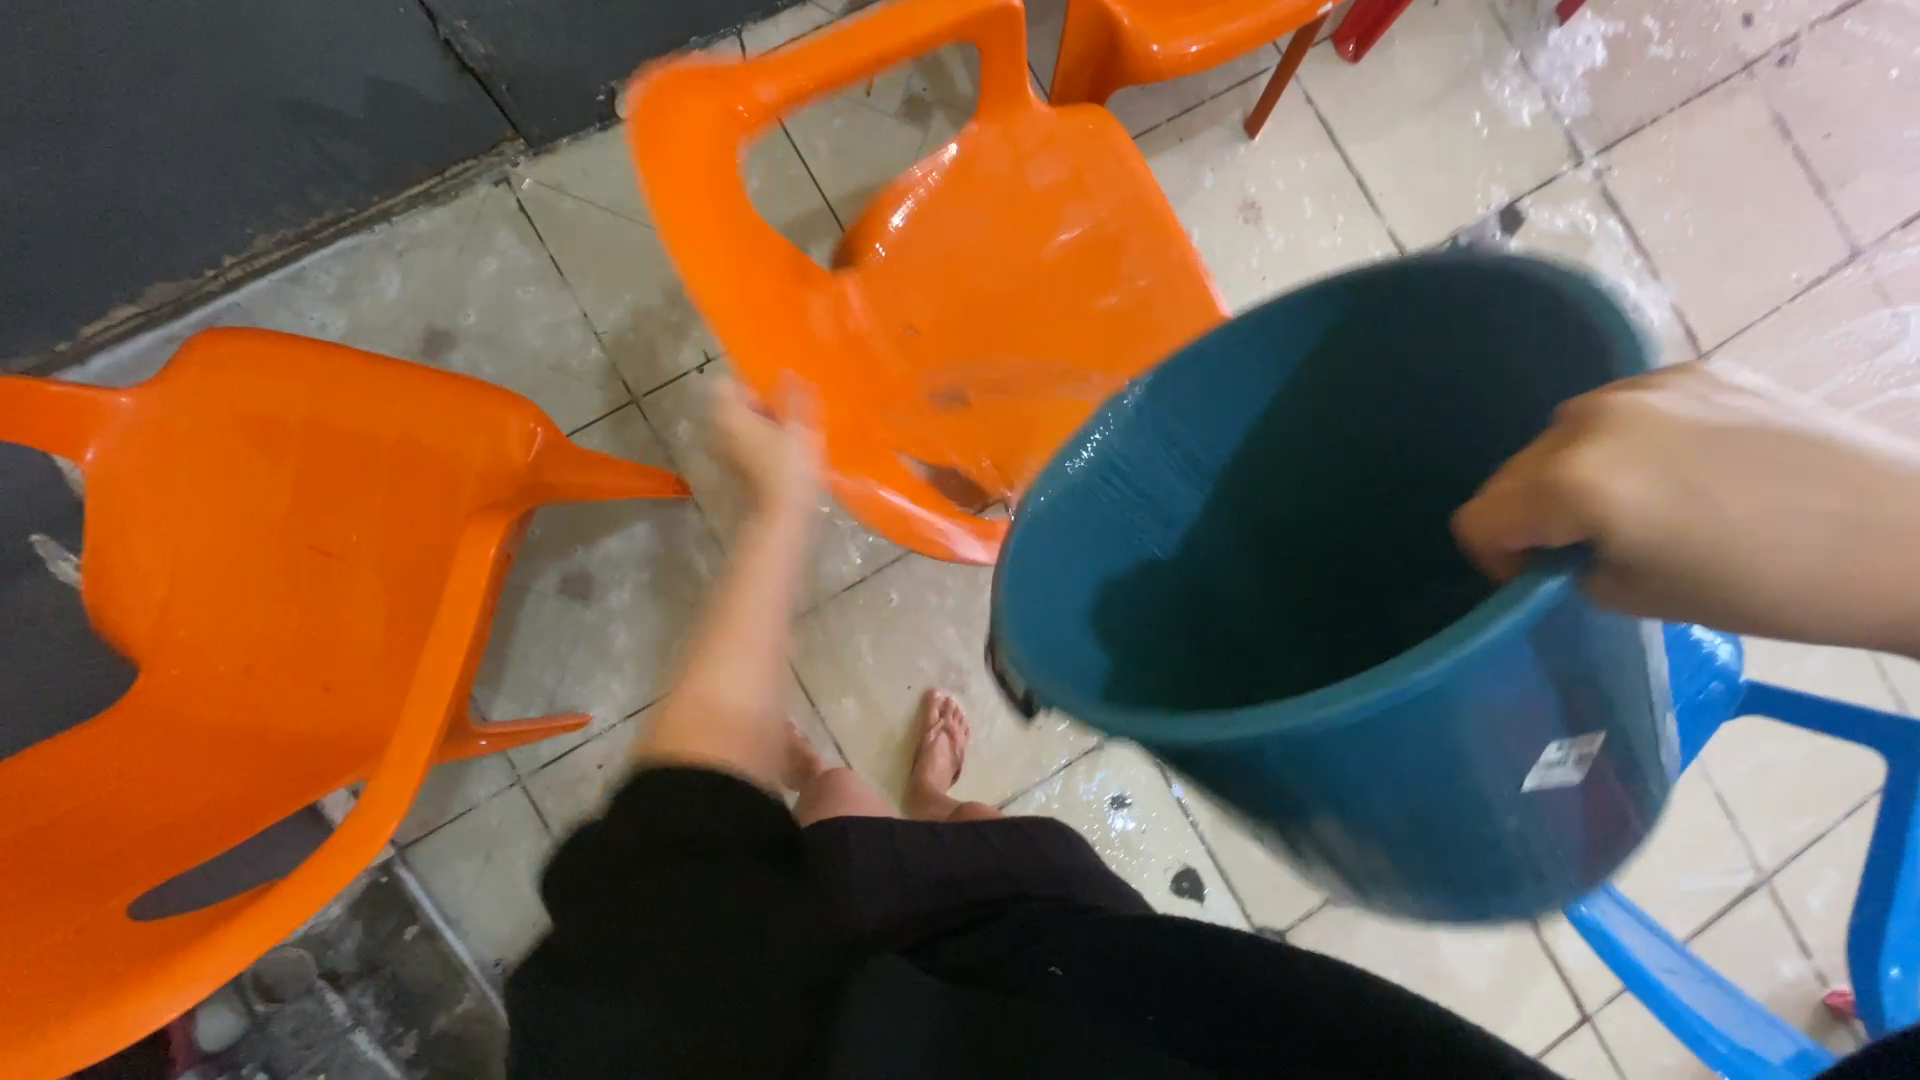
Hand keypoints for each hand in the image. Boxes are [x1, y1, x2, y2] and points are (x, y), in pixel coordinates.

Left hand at [709, 374, 822, 516]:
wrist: (781, 518)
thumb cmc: (790, 468)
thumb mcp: (799, 427)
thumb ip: (794, 396)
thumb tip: (789, 373)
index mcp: (727, 415)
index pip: (727, 384)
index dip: (752, 388)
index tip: (776, 403)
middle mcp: (715, 431)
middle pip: (734, 407)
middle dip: (759, 408)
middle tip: (786, 421)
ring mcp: (719, 454)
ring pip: (739, 429)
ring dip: (761, 429)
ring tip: (787, 441)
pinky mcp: (730, 473)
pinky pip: (742, 448)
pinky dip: (758, 447)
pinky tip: (782, 460)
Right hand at [1453, 362, 1919, 655]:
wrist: (1918, 539)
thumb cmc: (1765, 587)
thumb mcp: (1626, 594)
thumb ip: (1563, 559)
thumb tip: (1557, 542)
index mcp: (1569, 481)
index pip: (1476, 520)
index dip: (1495, 559)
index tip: (1539, 579)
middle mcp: (1589, 420)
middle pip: (1510, 474)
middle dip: (1531, 515)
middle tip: (1589, 548)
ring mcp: (1643, 387)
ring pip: (1560, 438)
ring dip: (1573, 475)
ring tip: (1642, 505)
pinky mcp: (1695, 370)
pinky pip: (1620, 412)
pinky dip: (1626, 444)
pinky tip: (1686, 469)